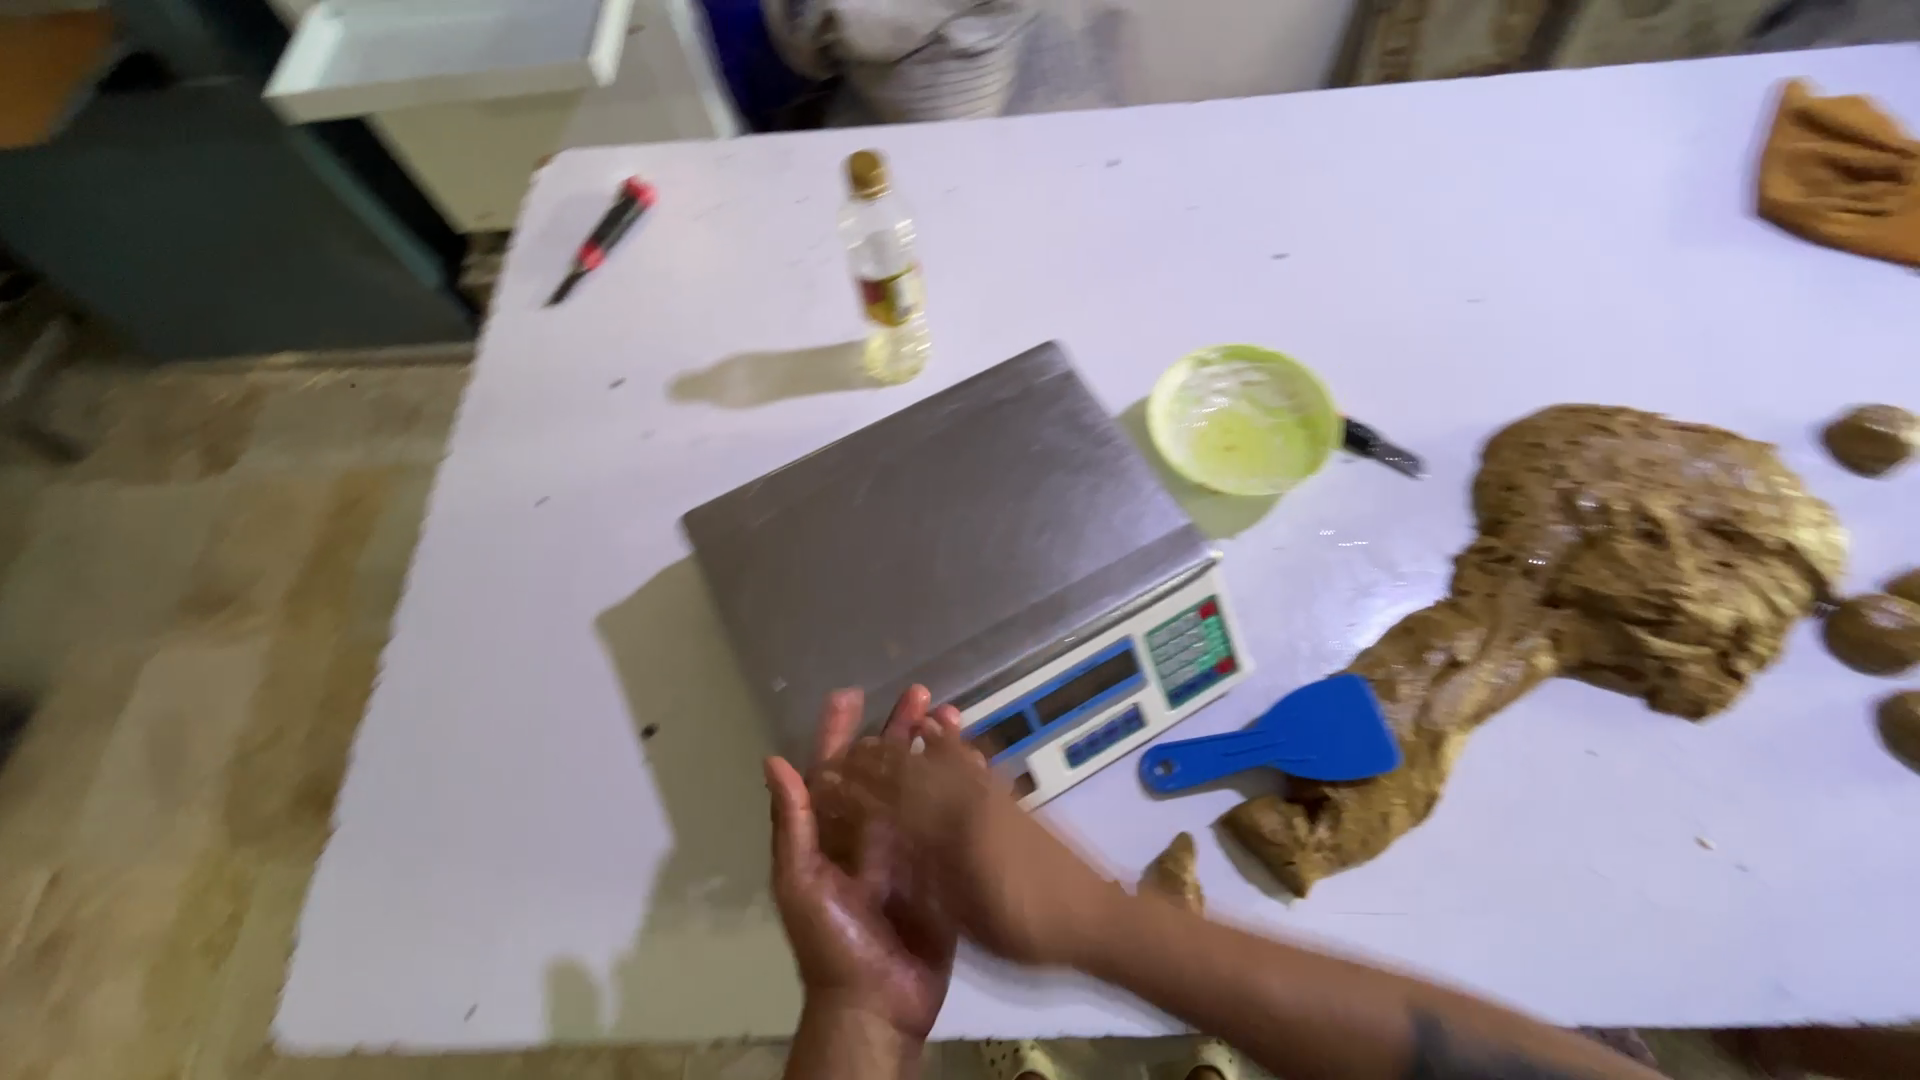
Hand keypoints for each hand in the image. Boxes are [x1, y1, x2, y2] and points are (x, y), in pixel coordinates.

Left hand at [765, 687, 957, 1039]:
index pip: (835, 766)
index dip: (839, 729)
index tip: (852, 694)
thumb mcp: (802, 882)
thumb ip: (793, 823)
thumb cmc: (832, 942)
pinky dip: (959, 786)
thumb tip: (774, 761)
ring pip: (918, 783)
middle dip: (898, 727)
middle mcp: (869, 827)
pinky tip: (974, 763)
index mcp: (833, 829)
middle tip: (920, 692)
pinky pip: (947, 815)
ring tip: (951, 717)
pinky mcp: (939, 862)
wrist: (880, 1002)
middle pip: (884, 766)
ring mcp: (906, 843)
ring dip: (931, 748)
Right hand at [836, 718, 1123, 968]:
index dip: (854, 792)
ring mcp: (992, 795)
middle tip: (839, 750)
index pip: (888, 804)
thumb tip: (882, 844)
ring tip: (878, 731)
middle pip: (910, 774)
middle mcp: (967, 804)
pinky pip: (973, 759)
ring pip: (939, 759)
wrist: (1094, 917)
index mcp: (950, 836)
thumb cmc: (1026, 930)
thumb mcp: (965, 915)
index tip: (823, 781)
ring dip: (908, 742)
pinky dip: (952, 740)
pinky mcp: (1010, 795)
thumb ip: (923, 874)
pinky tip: (942, 725)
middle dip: (872, 760)